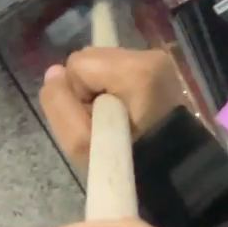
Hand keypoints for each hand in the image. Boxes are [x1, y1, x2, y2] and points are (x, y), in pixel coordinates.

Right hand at [39, 48, 189, 166]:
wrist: (174, 171)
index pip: (77, 65)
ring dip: (101, 90)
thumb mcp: (83, 144)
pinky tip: (126, 111)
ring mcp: (157, 60)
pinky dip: (116, 89)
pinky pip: (119, 70)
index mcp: (136, 71)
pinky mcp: (159, 68)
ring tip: (116, 119)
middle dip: (88, 90)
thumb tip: (53, 73)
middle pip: (90, 59)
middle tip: (105, 123)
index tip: (95, 124)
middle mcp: (149, 56)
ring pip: (103, 64)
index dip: (77, 97)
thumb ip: (59, 105)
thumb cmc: (128, 162)